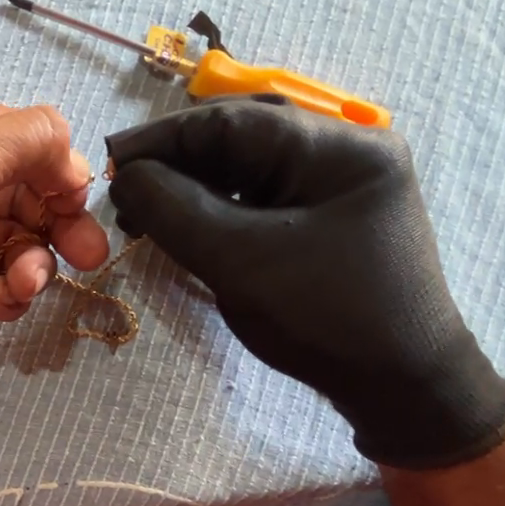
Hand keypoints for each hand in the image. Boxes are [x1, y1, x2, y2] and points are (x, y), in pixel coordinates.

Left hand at [0, 99, 109, 360]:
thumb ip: (26, 140)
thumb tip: (74, 162)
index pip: (23, 140)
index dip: (57, 168)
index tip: (78, 197)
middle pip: (32, 194)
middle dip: (62, 223)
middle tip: (89, 254)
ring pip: (24, 243)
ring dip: (35, 264)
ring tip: (25, 282)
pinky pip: (3, 282)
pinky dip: (10, 293)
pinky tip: (0, 300)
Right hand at [105, 96, 504, 468]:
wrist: (398, 383)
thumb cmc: (324, 316)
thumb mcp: (239, 260)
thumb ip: (174, 210)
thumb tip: (124, 177)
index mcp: (339, 147)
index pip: (230, 121)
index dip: (160, 138)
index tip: (106, 162)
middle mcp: (341, 151)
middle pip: (237, 137)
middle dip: (172, 160)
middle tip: (119, 189)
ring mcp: (333, 184)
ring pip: (242, 165)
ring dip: (186, 183)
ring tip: (140, 210)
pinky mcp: (320, 216)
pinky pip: (254, 194)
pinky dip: (208, 205)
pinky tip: (177, 222)